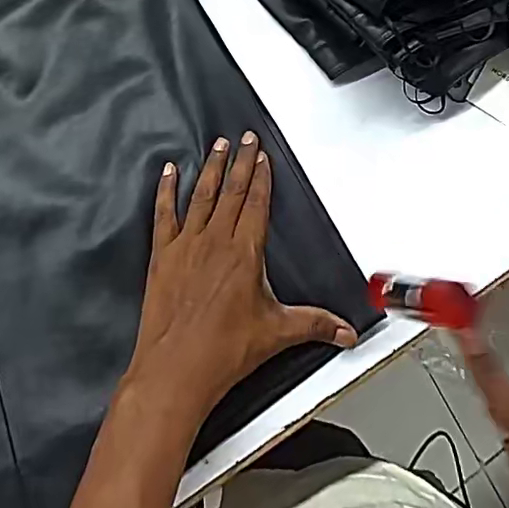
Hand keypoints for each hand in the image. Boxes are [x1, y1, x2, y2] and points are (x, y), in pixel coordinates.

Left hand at [124, 134, 357, 414]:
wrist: (176, 370)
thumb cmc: (222, 352)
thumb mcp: (276, 334)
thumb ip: (315, 325)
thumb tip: (345, 331)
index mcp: (244, 253)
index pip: (256, 203)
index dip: (261, 176)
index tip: (262, 156)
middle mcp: (216, 241)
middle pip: (233, 190)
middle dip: (241, 160)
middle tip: (245, 137)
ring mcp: (187, 245)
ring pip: (203, 195)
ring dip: (212, 168)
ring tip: (218, 145)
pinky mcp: (163, 255)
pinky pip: (165, 213)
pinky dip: (167, 190)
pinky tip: (169, 172)